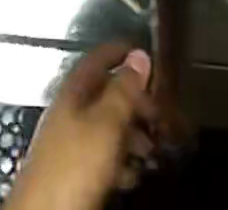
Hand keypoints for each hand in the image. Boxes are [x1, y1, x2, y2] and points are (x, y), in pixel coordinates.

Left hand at [5, 43, 156, 209]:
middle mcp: (70, 109)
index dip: (121, 52)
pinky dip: (120, 160)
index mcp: (73, 90)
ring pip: (106, 125)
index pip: (98, 58)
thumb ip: (124, 90)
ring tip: (151, 149)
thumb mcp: (106, 123)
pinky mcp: (73, 168)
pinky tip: (131, 174)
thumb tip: (140, 56)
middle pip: (105, 93)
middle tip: (159, 113)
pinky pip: (102, 154)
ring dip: (131, 134)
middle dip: (133, 101)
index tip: (145, 54)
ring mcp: (69, 139)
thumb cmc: (75, 163)